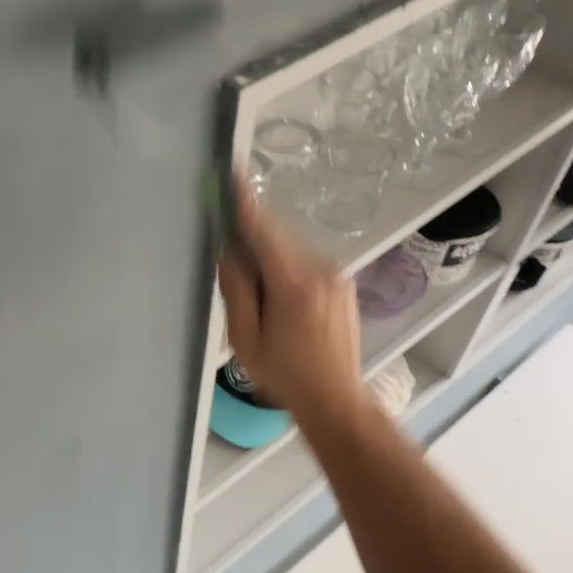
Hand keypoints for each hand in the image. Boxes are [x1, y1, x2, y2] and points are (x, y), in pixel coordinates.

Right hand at [217, 173, 369, 424]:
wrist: (335, 398)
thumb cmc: (284, 375)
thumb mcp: (245, 339)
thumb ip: (236, 290)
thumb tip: (229, 251)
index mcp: (293, 284)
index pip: (263, 231)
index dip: (244, 203)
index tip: (232, 173)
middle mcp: (320, 270)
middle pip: (275, 240)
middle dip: (251, 247)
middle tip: (236, 279)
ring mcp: (336, 275)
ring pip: (289, 252)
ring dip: (269, 264)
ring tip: (264, 308)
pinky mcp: (342, 283)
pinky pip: (304, 264)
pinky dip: (286, 272)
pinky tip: (283, 308)